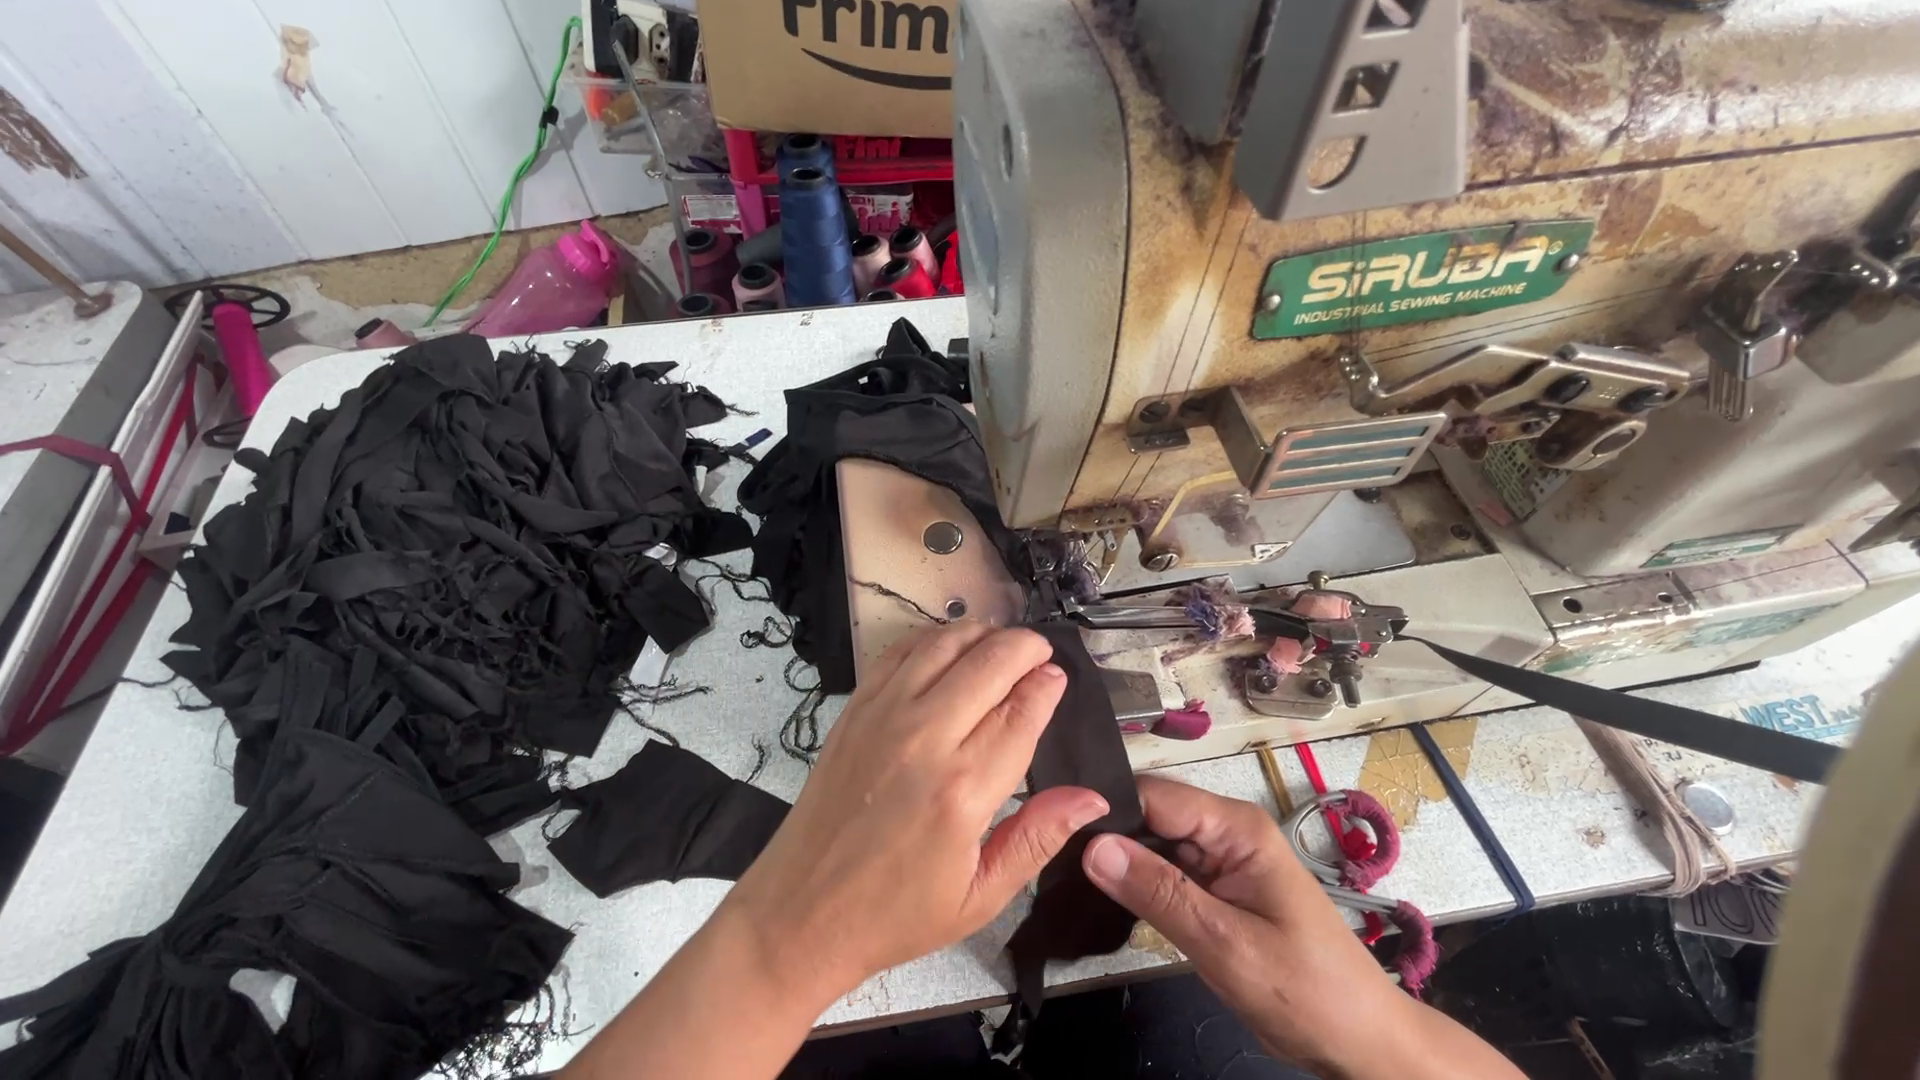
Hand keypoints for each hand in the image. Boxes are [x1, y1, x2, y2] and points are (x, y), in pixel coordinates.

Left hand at [724, 622, 1109, 1004]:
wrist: (801, 910)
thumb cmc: (895, 913)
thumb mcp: (980, 896)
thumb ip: (1038, 837)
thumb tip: (1091, 798)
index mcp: (963, 789)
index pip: (1022, 710)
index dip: (1048, 684)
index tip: (1059, 678)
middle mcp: (925, 738)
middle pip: (990, 661)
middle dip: (1026, 647)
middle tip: (1040, 654)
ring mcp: (883, 716)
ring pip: (945, 643)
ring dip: (982, 634)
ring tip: (1002, 645)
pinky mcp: (855, 710)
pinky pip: (900, 651)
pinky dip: (933, 638)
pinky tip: (950, 650)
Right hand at [1082, 778, 1522, 1079]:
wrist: (1359, 1042)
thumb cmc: (1305, 990)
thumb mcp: (1226, 944)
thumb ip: (1159, 893)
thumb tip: (1092, 845)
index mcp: (1235, 827)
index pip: (1154, 796)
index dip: (1106, 809)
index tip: (1055, 832)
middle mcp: (1224, 832)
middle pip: (1148, 816)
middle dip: (1106, 836)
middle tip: (1051, 859)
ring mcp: (1218, 861)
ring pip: (1151, 845)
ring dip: (1117, 862)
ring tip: (1062, 876)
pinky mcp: (1213, 890)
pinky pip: (1163, 874)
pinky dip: (1135, 886)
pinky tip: (1098, 897)